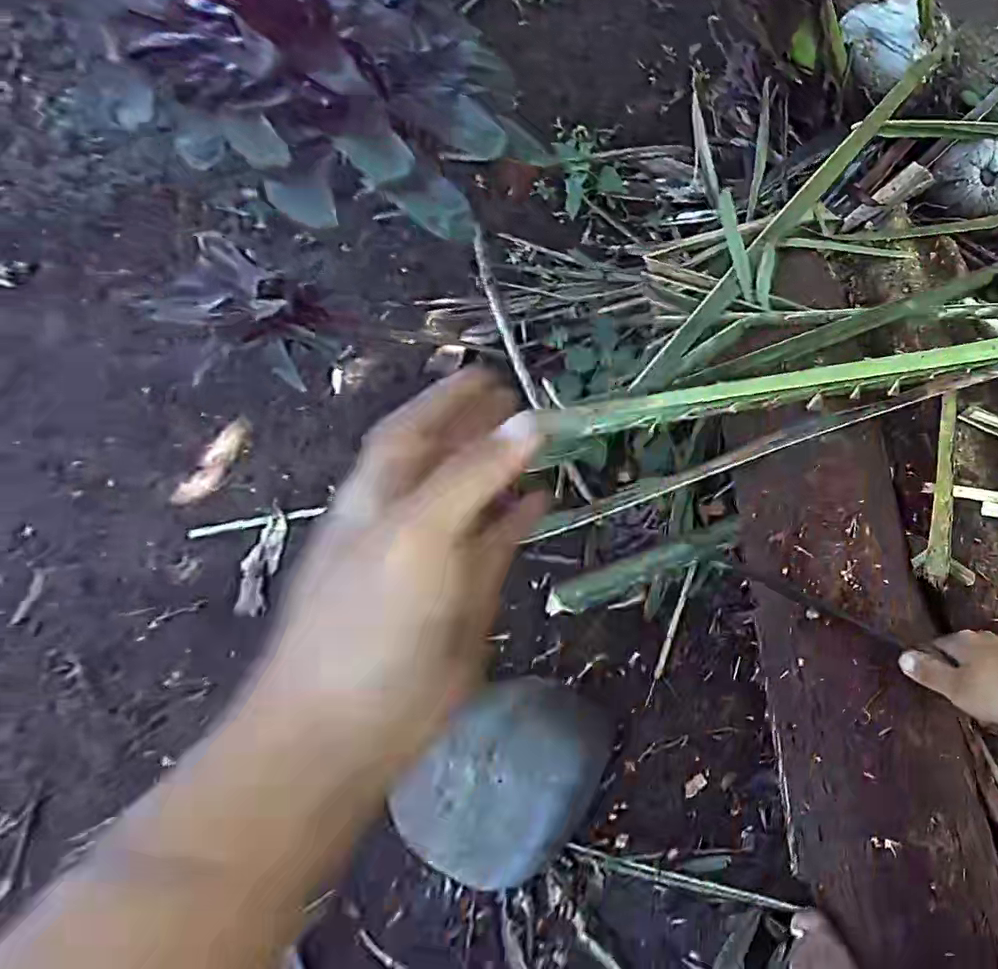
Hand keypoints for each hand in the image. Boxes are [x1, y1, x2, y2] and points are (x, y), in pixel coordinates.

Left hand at [247, 370, 547, 756]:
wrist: (352, 724)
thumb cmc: (370, 620)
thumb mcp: (418, 535)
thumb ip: (475, 475)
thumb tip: (532, 420)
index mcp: (377, 500)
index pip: (410, 433)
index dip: (446, 401)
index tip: (490, 373)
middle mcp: (405, 520)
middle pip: (444, 459)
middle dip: (478, 427)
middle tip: (525, 400)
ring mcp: (437, 556)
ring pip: (476, 498)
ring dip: (505, 468)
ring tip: (544, 442)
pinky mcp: (467, 589)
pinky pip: (498, 538)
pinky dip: (520, 515)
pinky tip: (545, 501)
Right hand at [897, 630, 997, 727]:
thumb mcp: (958, 688)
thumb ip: (930, 673)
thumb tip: (902, 655)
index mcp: (963, 640)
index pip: (934, 645)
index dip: (925, 662)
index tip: (919, 683)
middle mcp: (982, 638)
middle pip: (956, 652)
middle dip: (948, 670)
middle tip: (941, 697)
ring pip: (976, 663)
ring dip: (970, 680)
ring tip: (965, 703)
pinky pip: (994, 673)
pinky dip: (988, 686)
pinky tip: (991, 702)